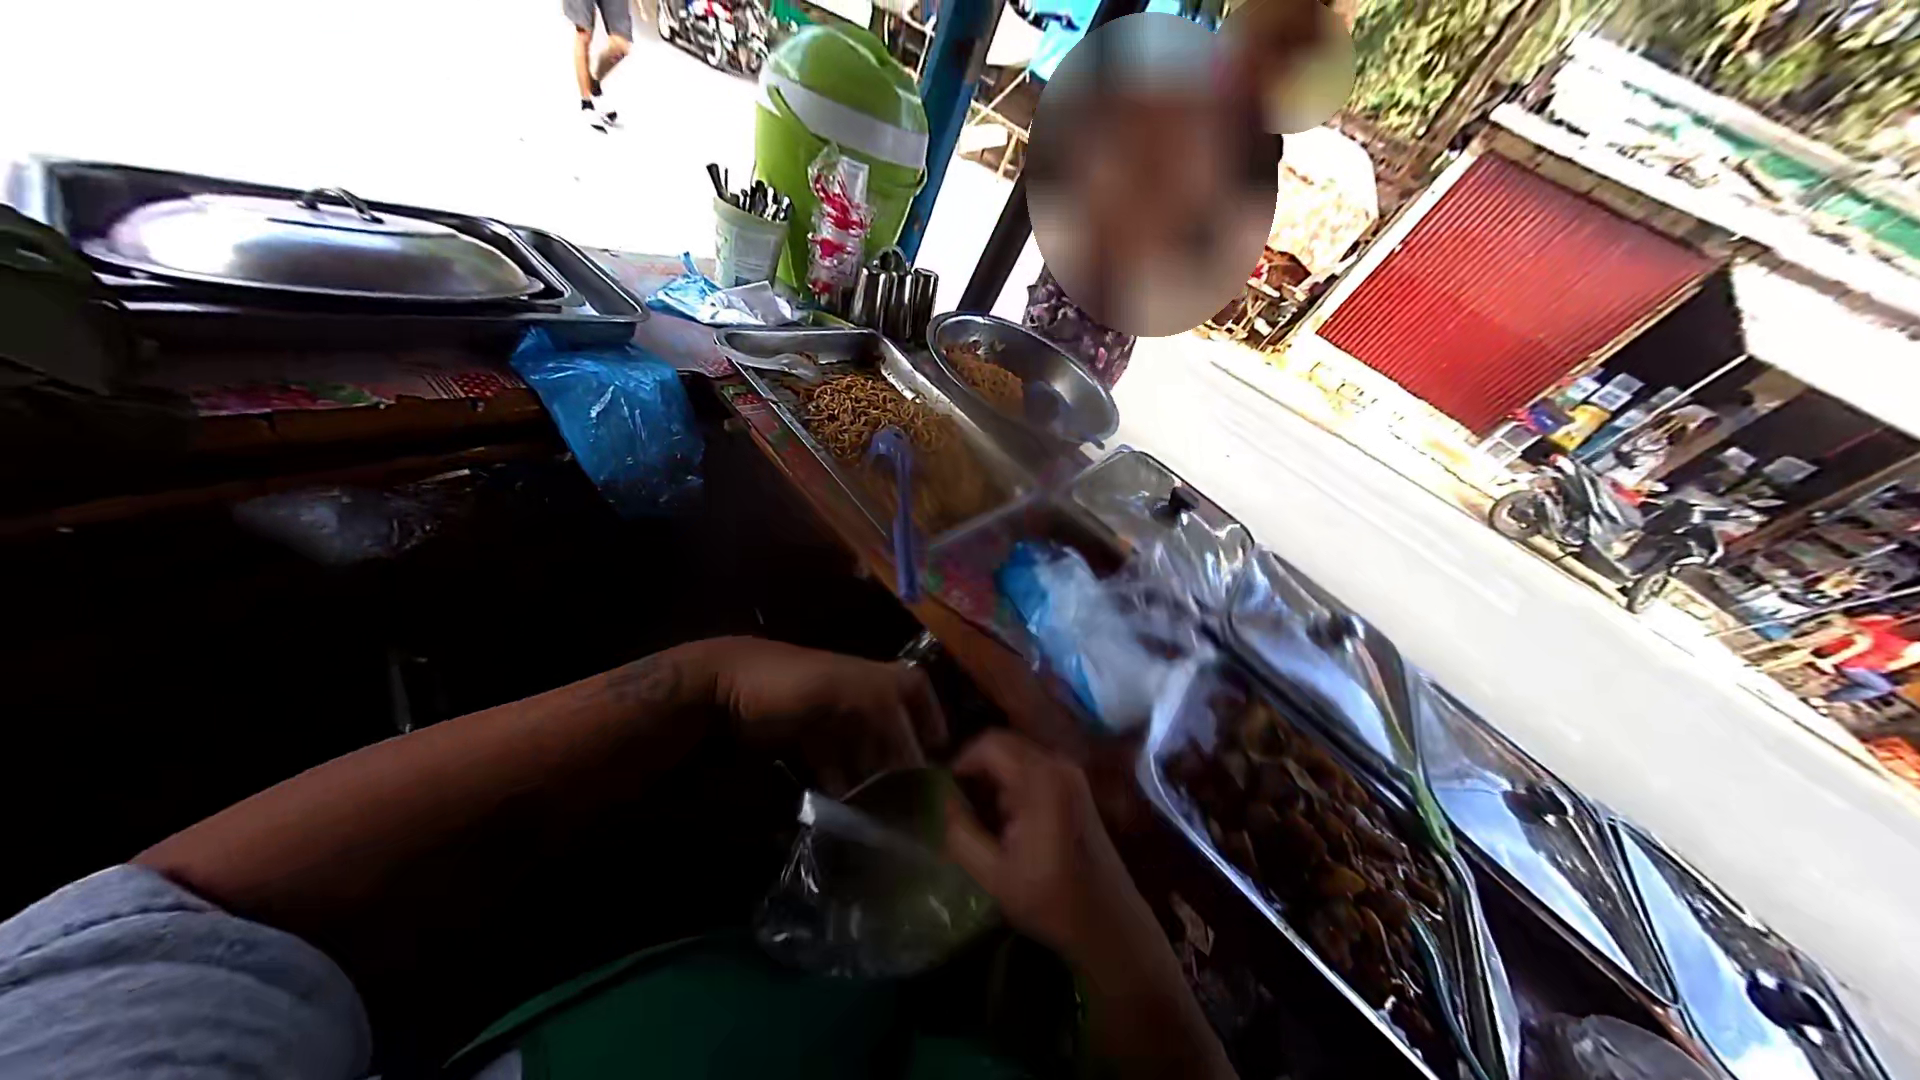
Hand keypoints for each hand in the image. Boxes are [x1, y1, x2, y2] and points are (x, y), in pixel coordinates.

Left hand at [681, 637, 946, 792]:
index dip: (929, 716)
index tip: (940, 755)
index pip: (912, 689)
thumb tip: (916, 754)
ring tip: (883, 811)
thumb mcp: (840, 686)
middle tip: (912, 798)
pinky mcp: (799, 739)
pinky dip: (840, 782)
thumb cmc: (784, 683)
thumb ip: (883, 708)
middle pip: (887, 725)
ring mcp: (823, 717)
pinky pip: (830, 761)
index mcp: (866, 674)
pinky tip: (845, 806)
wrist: (716, 691)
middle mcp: (850, 694)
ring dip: (872, 775)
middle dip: (901, 757)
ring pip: (860, 747)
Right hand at [943, 731, 1165, 978]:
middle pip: (1004, 744)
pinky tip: (1006, 822)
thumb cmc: (1051, 901)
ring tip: (980, 818)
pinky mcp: (1075, 787)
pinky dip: (1012, 784)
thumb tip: (941, 799)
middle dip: (976, 770)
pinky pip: (1033, 769)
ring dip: (994, 779)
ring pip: (1017, 756)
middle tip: (959, 805)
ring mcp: (1071, 774)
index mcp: (1041, 779)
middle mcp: (1059, 764)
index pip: (989, 743)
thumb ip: (959, 831)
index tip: (945, 792)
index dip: (961, 761)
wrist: (1111, 924)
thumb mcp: (992, 873)